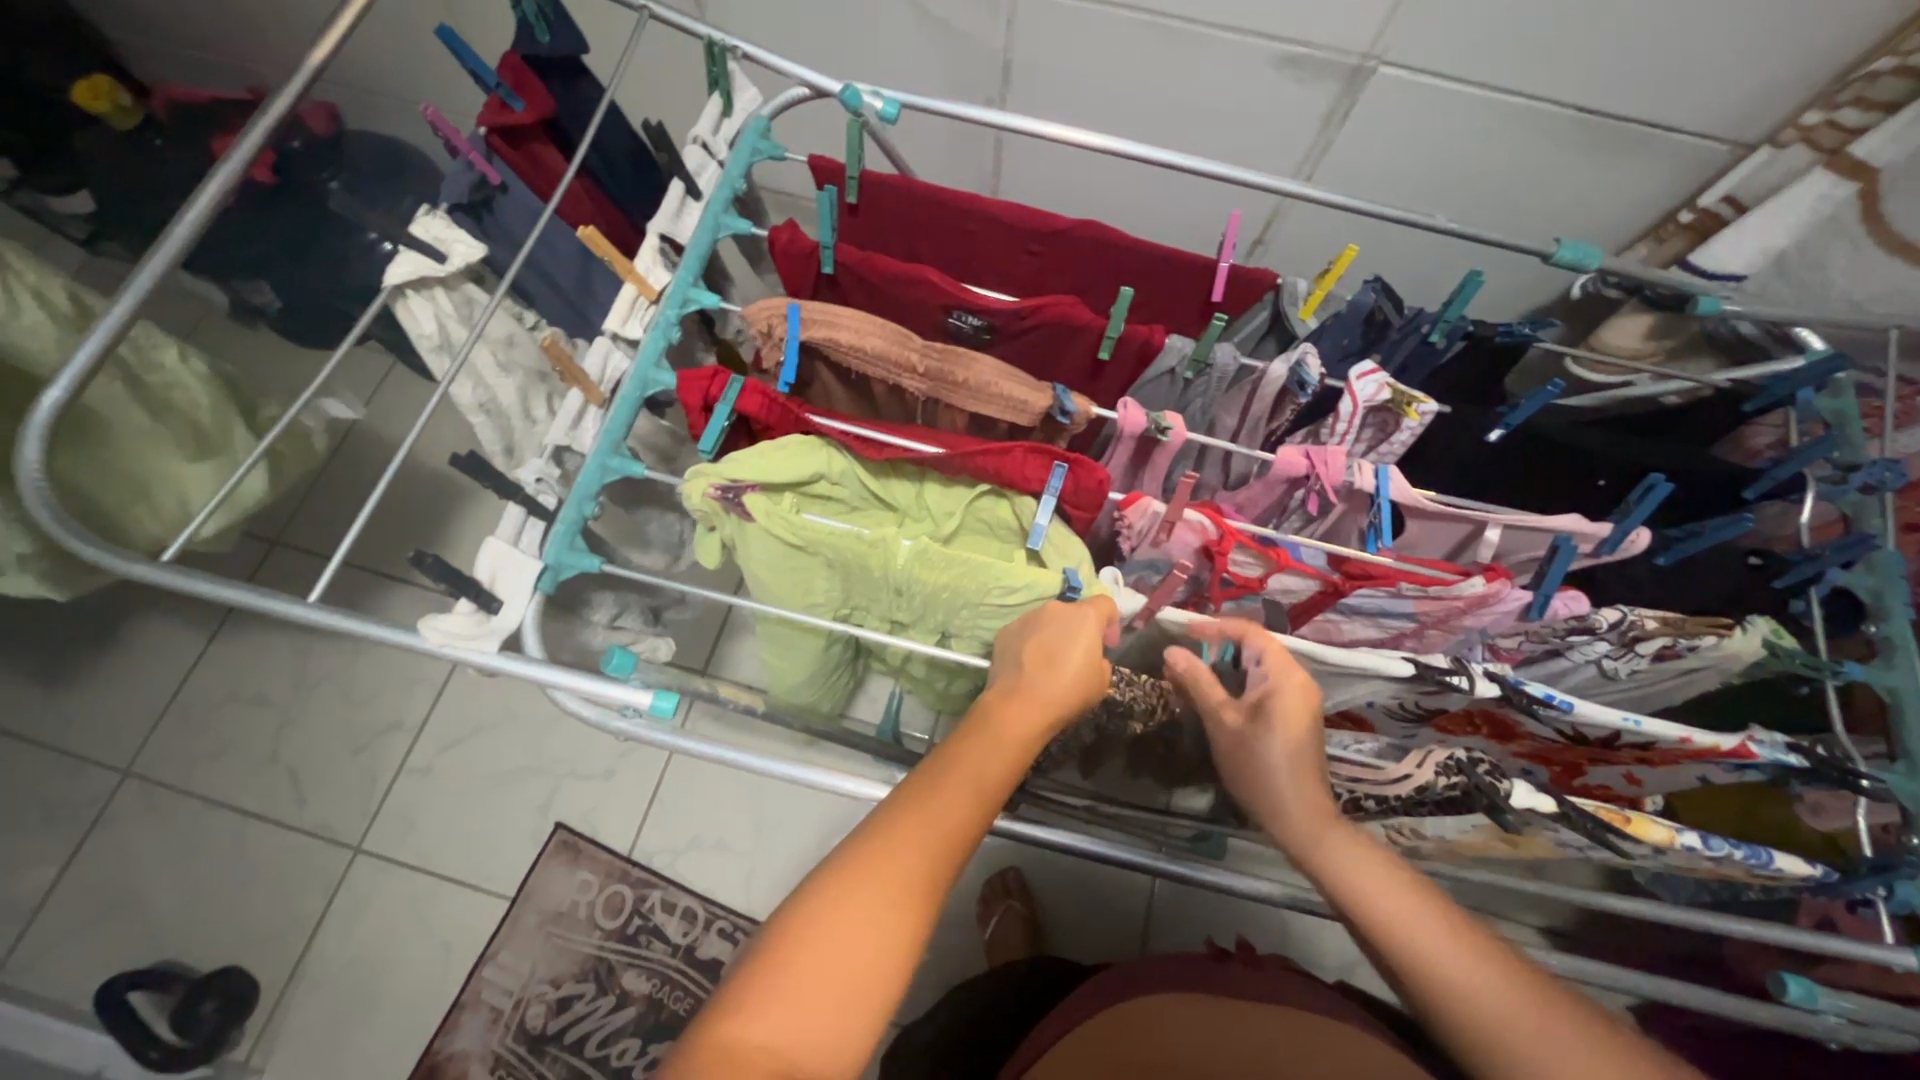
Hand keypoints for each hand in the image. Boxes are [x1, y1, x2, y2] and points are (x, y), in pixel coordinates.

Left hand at [980, 596, 1119, 739]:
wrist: (1019, 705)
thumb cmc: (1068, 692)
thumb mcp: (1102, 681)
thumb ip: (1101, 660)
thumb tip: (1091, 657)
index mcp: (1085, 616)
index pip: (1106, 604)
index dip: (1111, 623)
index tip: (1108, 645)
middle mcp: (1055, 608)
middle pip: (1074, 613)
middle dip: (1079, 631)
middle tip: (1077, 658)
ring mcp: (1027, 617)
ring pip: (1047, 622)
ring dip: (1053, 636)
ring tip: (1049, 664)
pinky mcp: (1006, 630)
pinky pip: (1026, 632)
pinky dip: (1031, 644)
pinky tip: (1028, 667)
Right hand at [1161, 619, 1342, 853]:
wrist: (1299, 817)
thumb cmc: (1258, 766)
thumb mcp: (1221, 721)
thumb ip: (1197, 681)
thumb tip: (1171, 650)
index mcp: (1283, 673)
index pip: (1248, 631)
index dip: (1214, 627)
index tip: (1182, 632)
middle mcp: (1297, 679)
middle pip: (1254, 648)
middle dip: (1215, 650)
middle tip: (1179, 659)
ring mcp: (1299, 699)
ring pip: (1257, 670)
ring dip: (1223, 670)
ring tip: (1188, 678)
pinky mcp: (1295, 716)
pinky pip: (1264, 687)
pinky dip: (1237, 686)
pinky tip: (1212, 700)